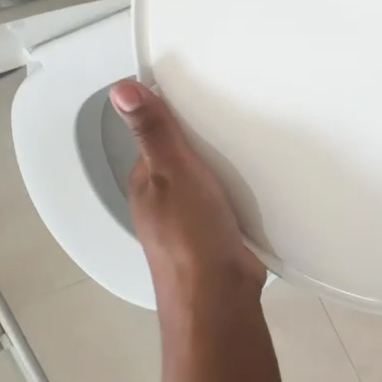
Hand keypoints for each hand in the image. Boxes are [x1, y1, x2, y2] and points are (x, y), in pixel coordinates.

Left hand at [109, 80, 265, 308]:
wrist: (219, 295)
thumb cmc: (190, 234)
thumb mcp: (173, 173)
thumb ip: (153, 132)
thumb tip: (121, 89)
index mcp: (147, 182)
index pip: (158, 136)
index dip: (177, 112)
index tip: (204, 86)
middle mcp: (165, 199)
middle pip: (186, 155)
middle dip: (207, 136)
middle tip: (240, 106)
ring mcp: (192, 218)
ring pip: (209, 175)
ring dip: (226, 160)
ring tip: (254, 133)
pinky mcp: (220, 231)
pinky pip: (230, 195)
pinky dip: (242, 183)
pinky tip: (261, 175)